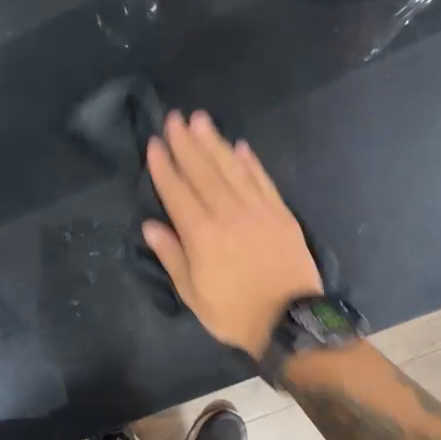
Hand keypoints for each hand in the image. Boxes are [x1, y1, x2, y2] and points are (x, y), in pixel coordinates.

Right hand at [144, 110, 323, 359]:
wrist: (289, 321)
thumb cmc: (233, 312)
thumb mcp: (192, 293)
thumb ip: (171, 256)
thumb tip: (151, 226)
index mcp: (201, 234)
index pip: (177, 192)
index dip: (164, 167)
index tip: (154, 144)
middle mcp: (227, 213)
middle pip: (203, 171)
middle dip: (186, 144)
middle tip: (174, 118)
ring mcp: (257, 210)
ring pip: (231, 168)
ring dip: (214, 143)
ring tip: (201, 120)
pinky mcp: (281, 214)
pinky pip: (262, 180)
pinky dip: (249, 162)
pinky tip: (239, 146)